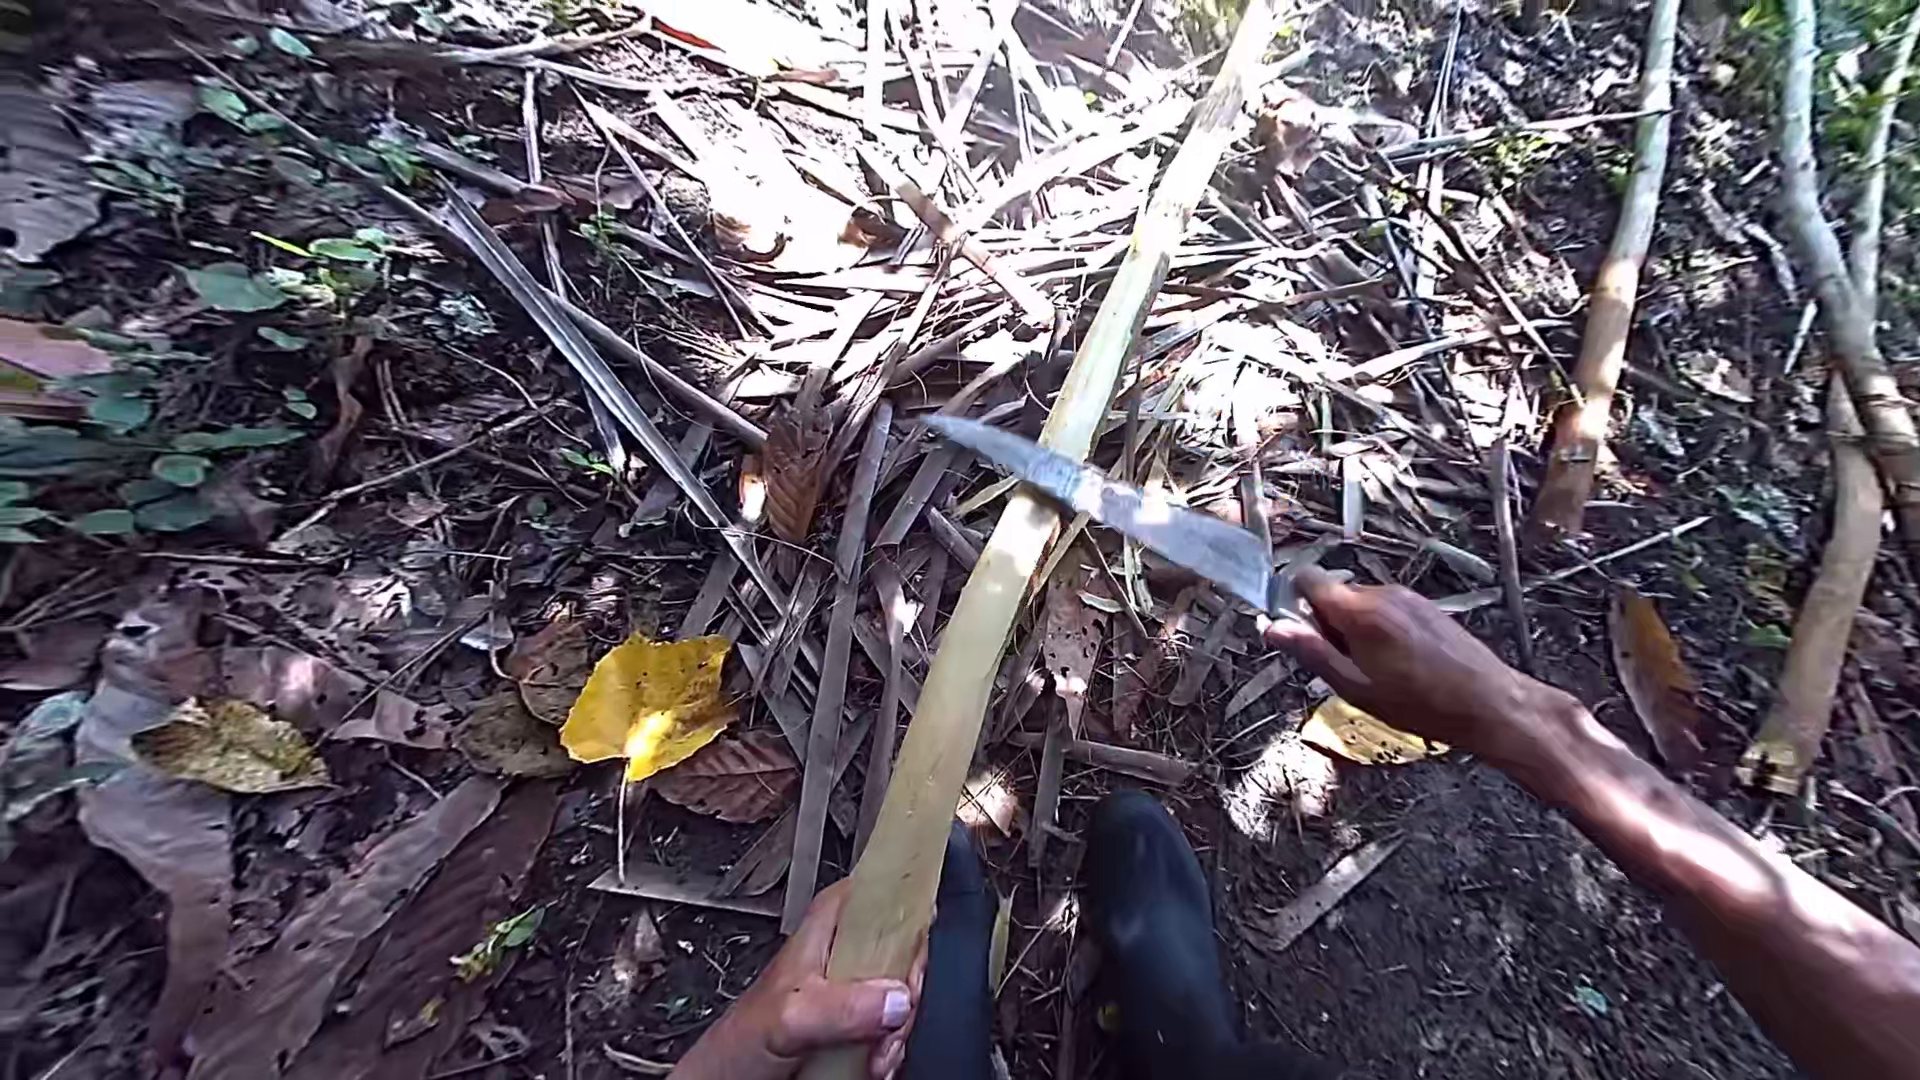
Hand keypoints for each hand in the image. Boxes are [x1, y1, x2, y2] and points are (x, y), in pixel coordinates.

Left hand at [671, 880, 921, 1079]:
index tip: (909, 970)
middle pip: (906, 947)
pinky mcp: (858, 1011)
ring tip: (877, 1056)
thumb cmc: (742, 1038)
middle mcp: (850, 940)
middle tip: (889, 1029)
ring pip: (903, 988)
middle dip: (906, 994)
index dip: (911, 926)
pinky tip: (875, 1062)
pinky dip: (891, 1046)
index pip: (891, 893)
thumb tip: (896, 997)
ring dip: (898, 1029)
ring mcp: (855, 976)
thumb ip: (842, 1004)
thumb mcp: (791, 1015)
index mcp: (835, 915)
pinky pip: (894, 1020)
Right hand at [1262, 566, 1574, 766]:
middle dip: (1324, 622)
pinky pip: (1382, 608)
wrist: (1496, 707)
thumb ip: (1310, 652)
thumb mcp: (1353, 686)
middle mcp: (1382, 594)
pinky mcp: (1423, 606)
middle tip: (1341, 662)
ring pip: (1356, 602)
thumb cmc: (1424, 704)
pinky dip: (1376, 628)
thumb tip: (1273, 628)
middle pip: (1331, 594)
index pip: (1306, 579)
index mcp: (1359, 612)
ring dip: (1351, 627)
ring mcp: (1406, 598)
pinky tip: (1395, 661)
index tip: (1300, 631)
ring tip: (1372, 666)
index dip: (1293, 602)